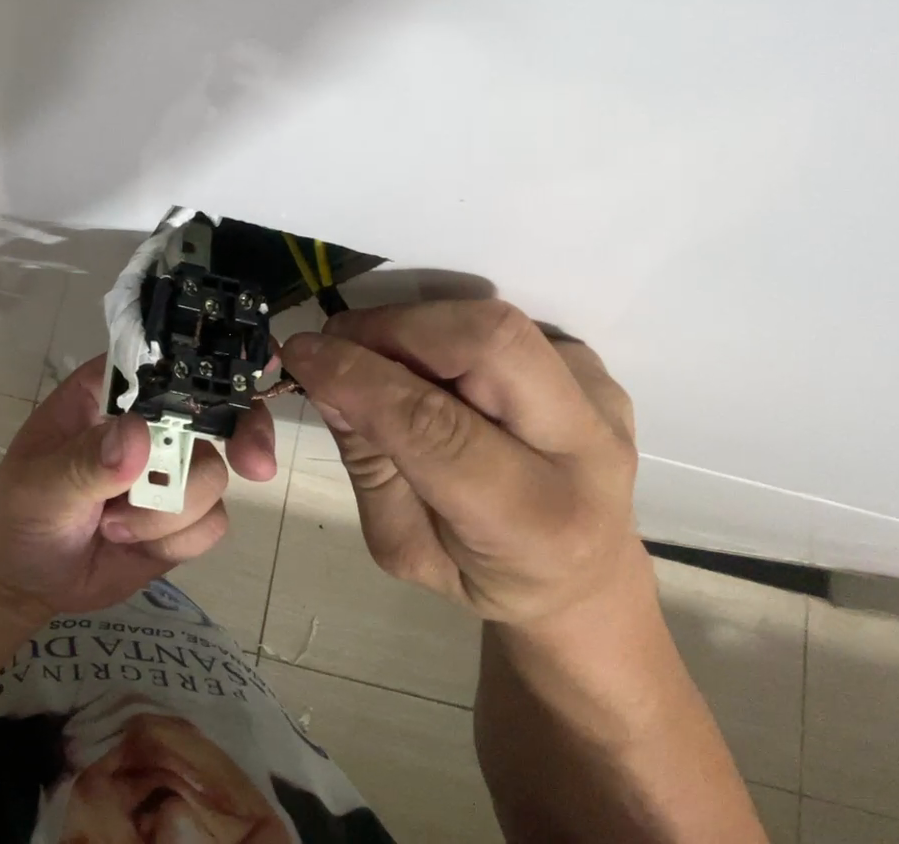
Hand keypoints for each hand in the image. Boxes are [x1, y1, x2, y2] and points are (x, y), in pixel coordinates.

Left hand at [0, 355, 279, 618]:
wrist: (24, 579)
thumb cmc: (20, 512)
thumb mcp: (40, 485)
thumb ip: (86, 461)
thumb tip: (137, 437)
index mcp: (109, 394)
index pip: (165, 362)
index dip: (210, 361)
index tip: (250, 370)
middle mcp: (148, 425)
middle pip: (216, 412)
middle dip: (242, 434)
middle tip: (255, 464)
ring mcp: (170, 472)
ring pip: (214, 476)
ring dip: (166, 512)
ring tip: (112, 524)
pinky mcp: (182, 518)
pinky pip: (211, 523)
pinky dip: (174, 541)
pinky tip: (128, 544)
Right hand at [279, 300, 640, 626]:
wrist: (581, 577)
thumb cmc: (482, 575)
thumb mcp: (402, 546)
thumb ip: (366, 462)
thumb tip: (325, 379)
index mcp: (532, 519)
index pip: (433, 425)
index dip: (357, 378)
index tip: (300, 355)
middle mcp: (584, 448)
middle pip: (489, 341)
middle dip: (394, 327)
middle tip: (338, 343)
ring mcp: (598, 398)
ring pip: (495, 322)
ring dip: (413, 326)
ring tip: (374, 358)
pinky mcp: (592, 368)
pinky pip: (502, 328)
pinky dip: (443, 335)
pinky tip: (427, 373)